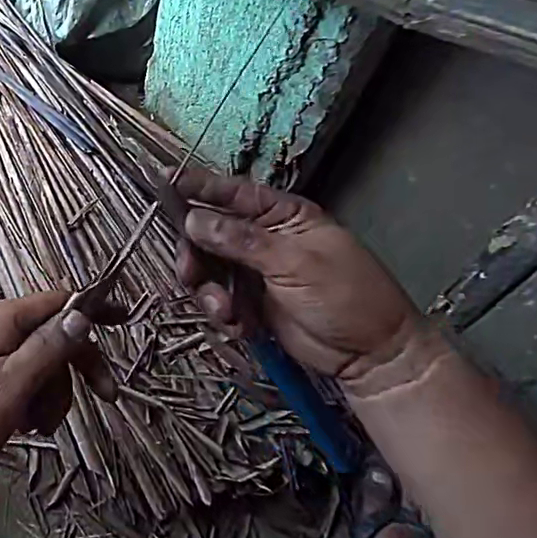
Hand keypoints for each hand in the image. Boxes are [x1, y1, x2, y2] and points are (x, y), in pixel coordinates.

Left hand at [0, 291, 118, 465]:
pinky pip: (32, 378)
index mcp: (8, 318)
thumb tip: (81, 315)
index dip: (94, 309)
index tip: (124, 319)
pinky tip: (28, 421)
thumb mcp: (15, 383)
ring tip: (38, 420)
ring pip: (49, 363)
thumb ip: (50, 348)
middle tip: (105, 396)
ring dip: (55, 393)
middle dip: (79, 368)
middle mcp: (5, 327)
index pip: (61, 300)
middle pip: (60, 336)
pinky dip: (38, 400)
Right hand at [174, 169, 421, 381]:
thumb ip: (241, 240)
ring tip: (224, 311)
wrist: (370, 357)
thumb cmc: (346, 296)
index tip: (166, 180)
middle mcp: (263, 237)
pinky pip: (217, 298)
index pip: (233, 192)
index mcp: (282, 215)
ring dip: (208, 289)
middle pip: (209, 232)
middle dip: (196, 253)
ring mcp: (254, 271)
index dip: (199, 186)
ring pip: (208, 268)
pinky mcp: (249, 302)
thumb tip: (194, 219)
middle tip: (190, 272)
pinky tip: (239, 325)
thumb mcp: (295, 262)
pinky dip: (221, 312)